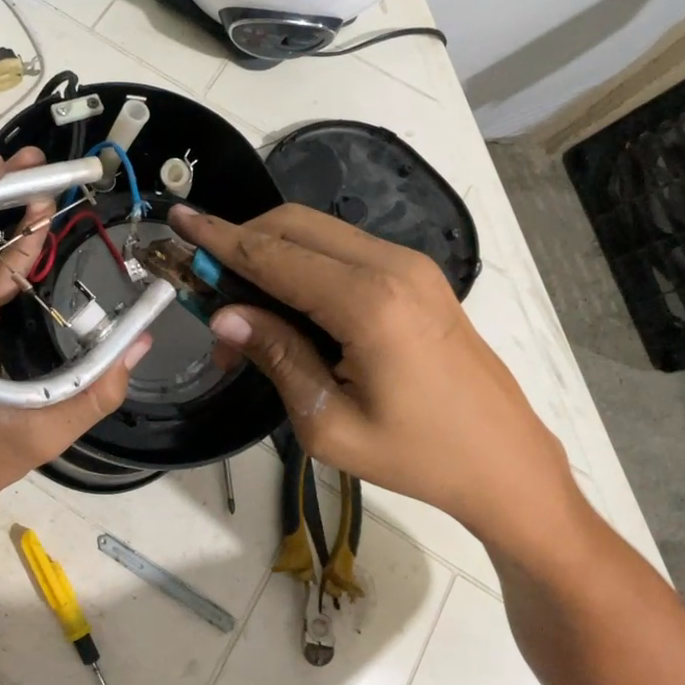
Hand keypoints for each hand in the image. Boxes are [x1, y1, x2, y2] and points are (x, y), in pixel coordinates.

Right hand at [168, 203, 572, 543]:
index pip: (273, 256)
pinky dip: (302, 263)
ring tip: (239, 306)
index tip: (178, 222)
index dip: (219, 240)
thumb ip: (276, 357)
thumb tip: (225, 314)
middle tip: (203, 280)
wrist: (505, 462)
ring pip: (319, 232)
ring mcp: (411, 266)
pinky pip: (343, 251)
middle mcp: (391, 266)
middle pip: (294, 226)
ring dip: (271, 254)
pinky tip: (283, 304)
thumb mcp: (329, 425)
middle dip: (241, 241)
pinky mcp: (418, 276)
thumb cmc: (418, 456)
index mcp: (368, 304)